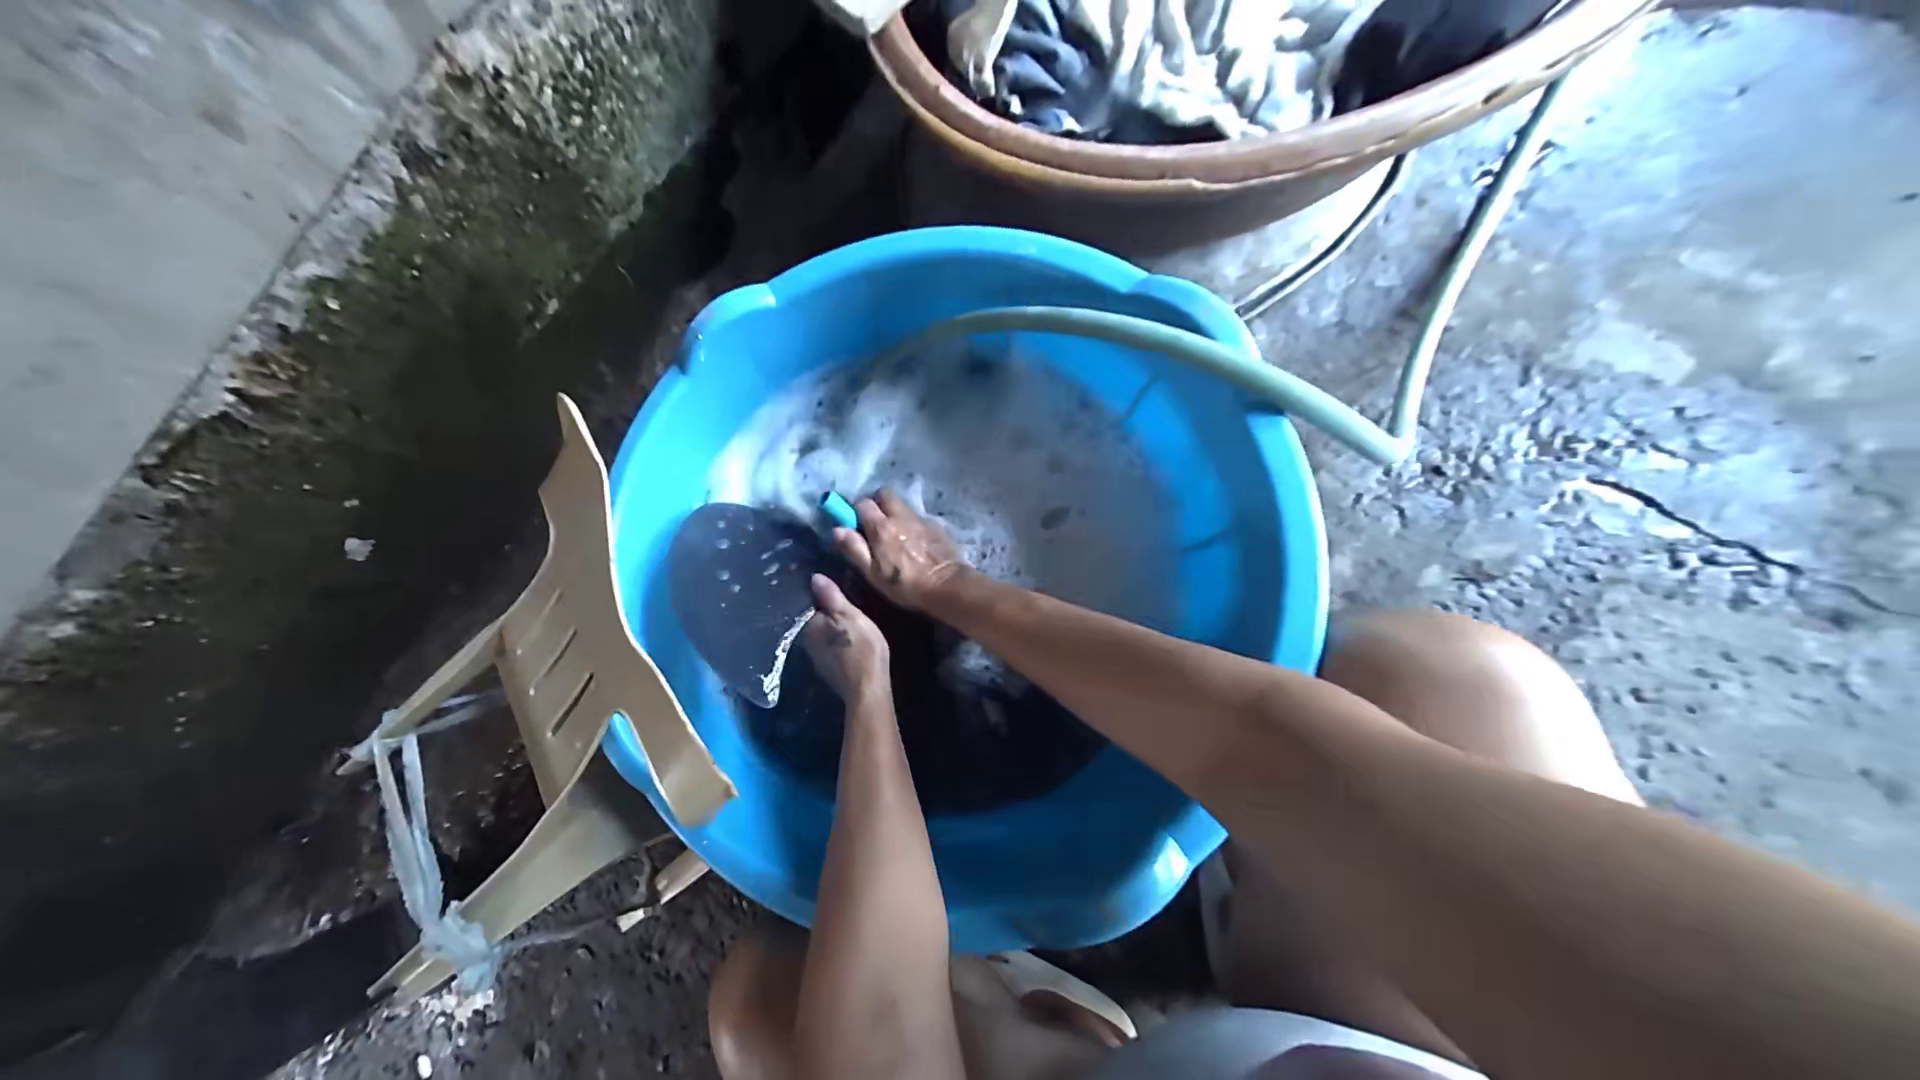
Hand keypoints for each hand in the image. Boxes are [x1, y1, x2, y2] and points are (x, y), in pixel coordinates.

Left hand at [802, 574, 890, 702]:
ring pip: (823, 637)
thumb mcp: (850, 616)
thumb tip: (813, 577)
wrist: (868, 690)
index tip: (832, 590)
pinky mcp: (830, 672)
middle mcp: (807, 643)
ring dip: (831, 629)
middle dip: (826, 613)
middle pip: (815, 621)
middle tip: (842, 601)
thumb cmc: (860, 648)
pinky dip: (837, 643)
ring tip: (846, 619)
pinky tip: (849, 641)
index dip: (820, 596)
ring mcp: (818, 660)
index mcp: (809, 626)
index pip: (809, 605)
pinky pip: (831, 650)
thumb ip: (831, 597)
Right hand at [832, 489, 968, 611]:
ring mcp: (921, 519)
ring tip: (896, 535)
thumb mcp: (873, 573)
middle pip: (885, 494)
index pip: (862, 503)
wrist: (947, 586)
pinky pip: (918, 517)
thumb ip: (854, 549)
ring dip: (895, 513)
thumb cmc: (906, 584)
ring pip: (902, 505)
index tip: (856, 524)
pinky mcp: (936, 526)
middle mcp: (901, 516)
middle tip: (875, 523)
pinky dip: (912, 524)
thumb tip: (837, 529)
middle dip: (877, 503)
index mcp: (881, 527)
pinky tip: (915, 543)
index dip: (856, 511)